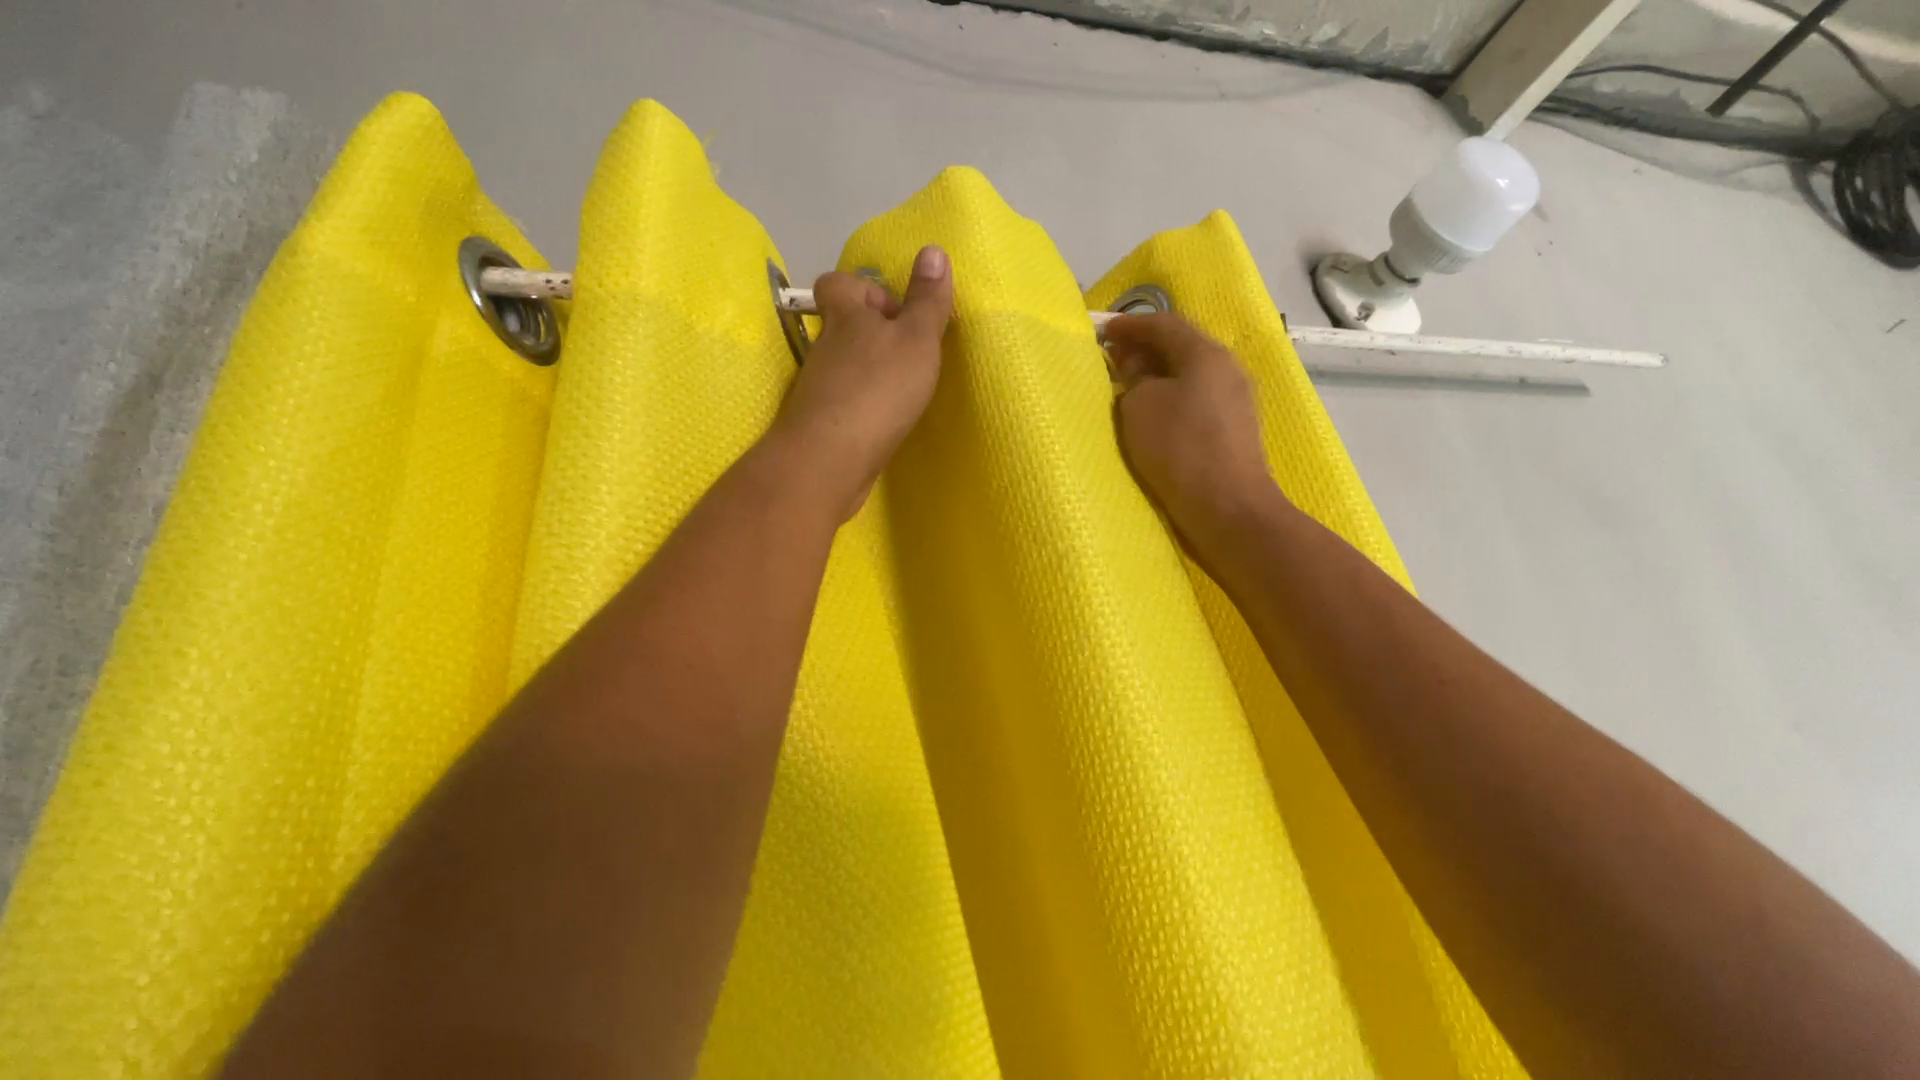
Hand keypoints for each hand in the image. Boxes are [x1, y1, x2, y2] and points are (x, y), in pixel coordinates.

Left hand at [768, 246, 953, 520]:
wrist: (829, 460)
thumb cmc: (877, 389)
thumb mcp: (916, 339)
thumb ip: (927, 299)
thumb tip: (933, 248)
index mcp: (845, 316)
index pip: (838, 283)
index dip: (864, 288)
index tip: (896, 310)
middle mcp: (825, 346)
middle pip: (844, 326)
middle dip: (876, 334)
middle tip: (911, 354)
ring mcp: (819, 386)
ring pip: (845, 365)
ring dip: (872, 371)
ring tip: (905, 390)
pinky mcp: (821, 423)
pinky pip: (845, 401)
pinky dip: (865, 405)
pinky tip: (887, 421)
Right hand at [1106, 312, 1279, 545]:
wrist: (1228, 507)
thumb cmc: (1179, 448)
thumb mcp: (1140, 406)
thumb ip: (1134, 377)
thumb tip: (1136, 366)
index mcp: (1206, 353)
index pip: (1164, 324)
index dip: (1130, 325)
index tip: (1102, 331)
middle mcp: (1227, 367)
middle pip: (1181, 346)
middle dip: (1145, 348)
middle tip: (1113, 359)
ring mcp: (1236, 399)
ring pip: (1191, 374)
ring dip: (1159, 375)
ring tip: (1129, 387)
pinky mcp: (1235, 428)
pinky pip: (1198, 398)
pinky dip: (1173, 396)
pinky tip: (1154, 413)